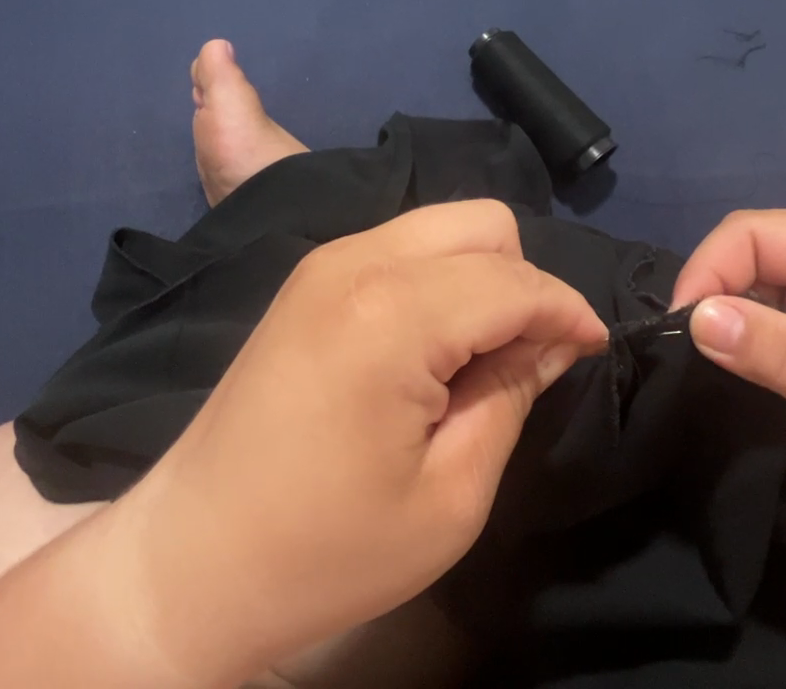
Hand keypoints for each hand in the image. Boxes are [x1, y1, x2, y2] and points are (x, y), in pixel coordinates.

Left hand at [109, 200, 608, 683]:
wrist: (191, 562)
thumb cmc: (327, 550)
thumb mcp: (450, 496)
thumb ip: (513, 395)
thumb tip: (557, 339)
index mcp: (392, 314)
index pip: (514, 282)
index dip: (568, 311)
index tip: (594, 349)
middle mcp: (356, 261)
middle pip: (482, 223)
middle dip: (524, 280)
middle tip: (526, 357)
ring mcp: (324, 262)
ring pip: (443, 225)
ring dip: (482, 276)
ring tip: (479, 357)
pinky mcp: (307, 279)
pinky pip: (403, 246)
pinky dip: (441, 278)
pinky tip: (432, 345)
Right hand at [672, 209, 785, 554]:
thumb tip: (694, 315)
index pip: (762, 233)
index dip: (711, 268)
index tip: (683, 332)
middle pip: (756, 258)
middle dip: (714, 296)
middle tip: (686, 360)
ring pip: (761, 297)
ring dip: (728, 327)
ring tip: (702, 373)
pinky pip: (776, 335)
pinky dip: (746, 352)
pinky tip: (732, 382)